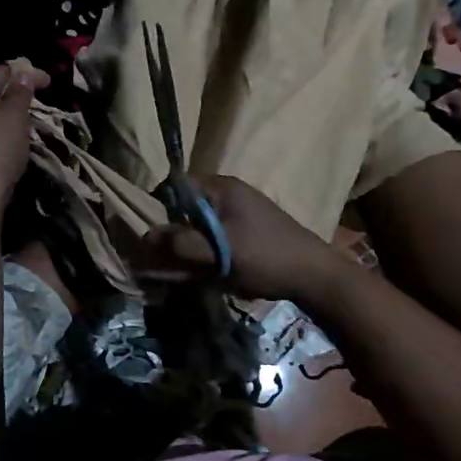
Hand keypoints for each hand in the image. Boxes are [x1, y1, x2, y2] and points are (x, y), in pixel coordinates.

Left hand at [0, 61, 49, 210]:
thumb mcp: (16, 116)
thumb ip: (21, 92)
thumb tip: (24, 74)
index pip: (0, 70)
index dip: (26, 73)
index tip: (49, 82)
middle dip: (13, 90)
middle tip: (37, 98)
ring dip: (5, 109)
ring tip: (26, 117)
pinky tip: (8, 136)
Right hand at [138, 175, 352, 302]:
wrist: (314, 275)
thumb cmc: (266, 257)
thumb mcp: (220, 252)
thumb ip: (182, 243)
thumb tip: (146, 235)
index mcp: (222, 188)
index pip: (176, 185)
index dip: (159, 207)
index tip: (151, 235)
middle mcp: (230, 194)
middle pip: (187, 206)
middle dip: (172, 231)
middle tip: (162, 258)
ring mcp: (241, 212)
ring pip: (201, 225)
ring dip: (189, 245)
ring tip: (181, 270)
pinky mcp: (248, 232)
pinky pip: (216, 237)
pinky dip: (206, 252)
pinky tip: (205, 271)